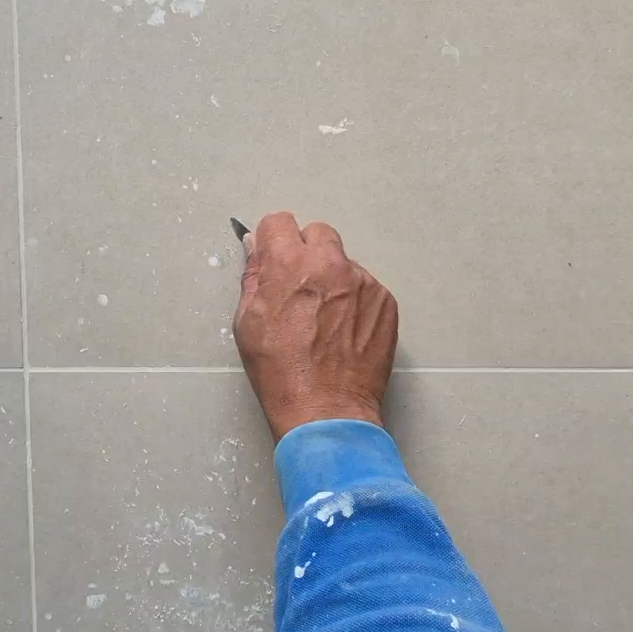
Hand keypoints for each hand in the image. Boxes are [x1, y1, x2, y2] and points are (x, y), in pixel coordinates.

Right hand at [233, 212, 399, 440]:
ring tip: (323, 320)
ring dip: (332, 279)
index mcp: (289, 265)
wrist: (325, 410)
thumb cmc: (279, 372)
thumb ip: (253, 278)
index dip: (272, 241)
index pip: (279, 222)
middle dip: (305, 252)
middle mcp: (330, 264)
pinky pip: (365, 288)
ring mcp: (363, 282)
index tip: (272, 259)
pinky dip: (354, 302)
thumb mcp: (247, 323)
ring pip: (343, 263)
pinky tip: (343, 333)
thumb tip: (257, 249)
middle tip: (299, 288)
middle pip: (317, 233)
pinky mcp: (385, 302)